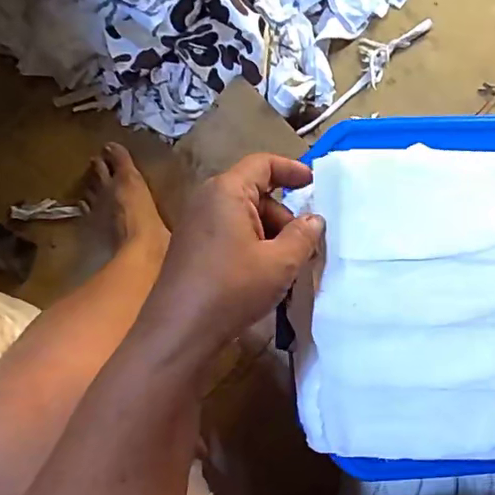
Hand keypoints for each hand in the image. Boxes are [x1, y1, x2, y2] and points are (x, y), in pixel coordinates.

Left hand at [139, 154, 323, 349]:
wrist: (179, 331)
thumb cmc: (231, 289)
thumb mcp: (279, 263)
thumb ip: (303, 236)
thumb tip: (314, 219)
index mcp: (226, 191)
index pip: (262, 164)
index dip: (292, 169)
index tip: (314, 184)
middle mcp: (207, 200)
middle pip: (256, 194)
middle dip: (285, 217)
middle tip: (305, 248)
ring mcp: (195, 225)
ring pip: (244, 218)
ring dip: (270, 237)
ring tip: (287, 269)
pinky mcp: (191, 249)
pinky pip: (229, 236)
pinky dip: (252, 248)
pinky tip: (263, 278)